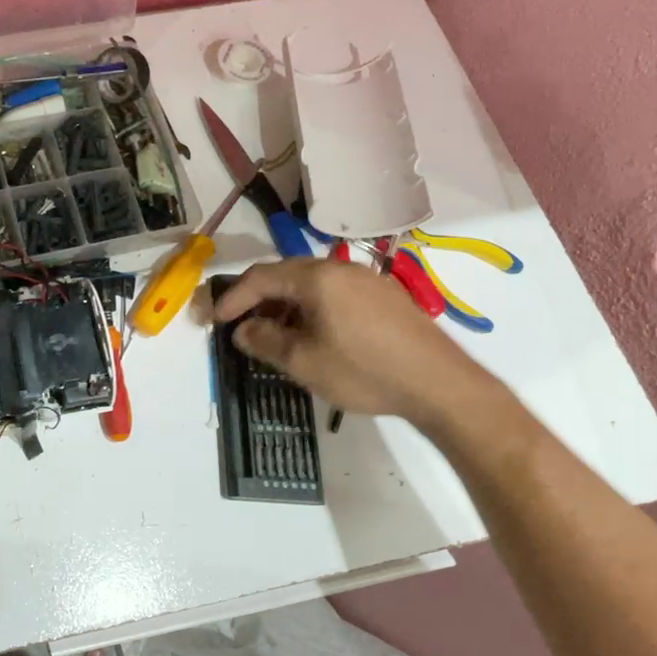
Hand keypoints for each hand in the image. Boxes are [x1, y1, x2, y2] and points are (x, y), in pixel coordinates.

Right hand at [213, 258, 495, 426]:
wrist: (442, 386)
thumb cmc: (365, 371)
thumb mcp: (304, 362)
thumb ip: (265, 341)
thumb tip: (242, 330)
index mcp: (316, 278)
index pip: (260, 277)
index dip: (232, 298)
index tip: (214, 319)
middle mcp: (340, 269)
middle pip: (285, 275)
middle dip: (258, 299)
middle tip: (241, 325)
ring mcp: (368, 280)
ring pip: (312, 284)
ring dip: (286, 305)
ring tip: (275, 334)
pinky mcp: (387, 297)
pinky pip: (336, 293)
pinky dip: (313, 308)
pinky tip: (315, 335)